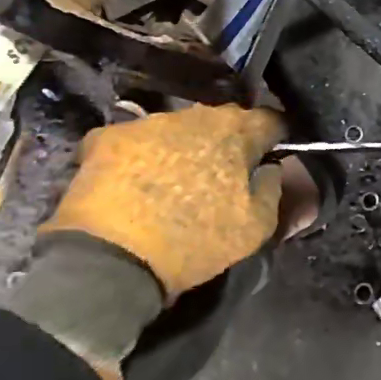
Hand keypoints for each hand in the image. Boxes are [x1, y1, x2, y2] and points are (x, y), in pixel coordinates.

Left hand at [43, 103, 285, 296]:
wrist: (109, 263)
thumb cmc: (195, 241)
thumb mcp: (258, 225)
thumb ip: (273, 186)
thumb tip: (268, 168)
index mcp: (239, 132)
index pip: (271, 120)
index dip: (275, 138)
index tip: (270, 157)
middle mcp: (196, 116)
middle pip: (224, 120)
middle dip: (230, 140)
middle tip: (225, 170)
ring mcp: (148, 124)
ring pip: (180, 127)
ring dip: (186, 144)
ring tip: (177, 176)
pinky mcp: (105, 138)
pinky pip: (136, 138)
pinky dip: (141, 153)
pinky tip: (135, 177)